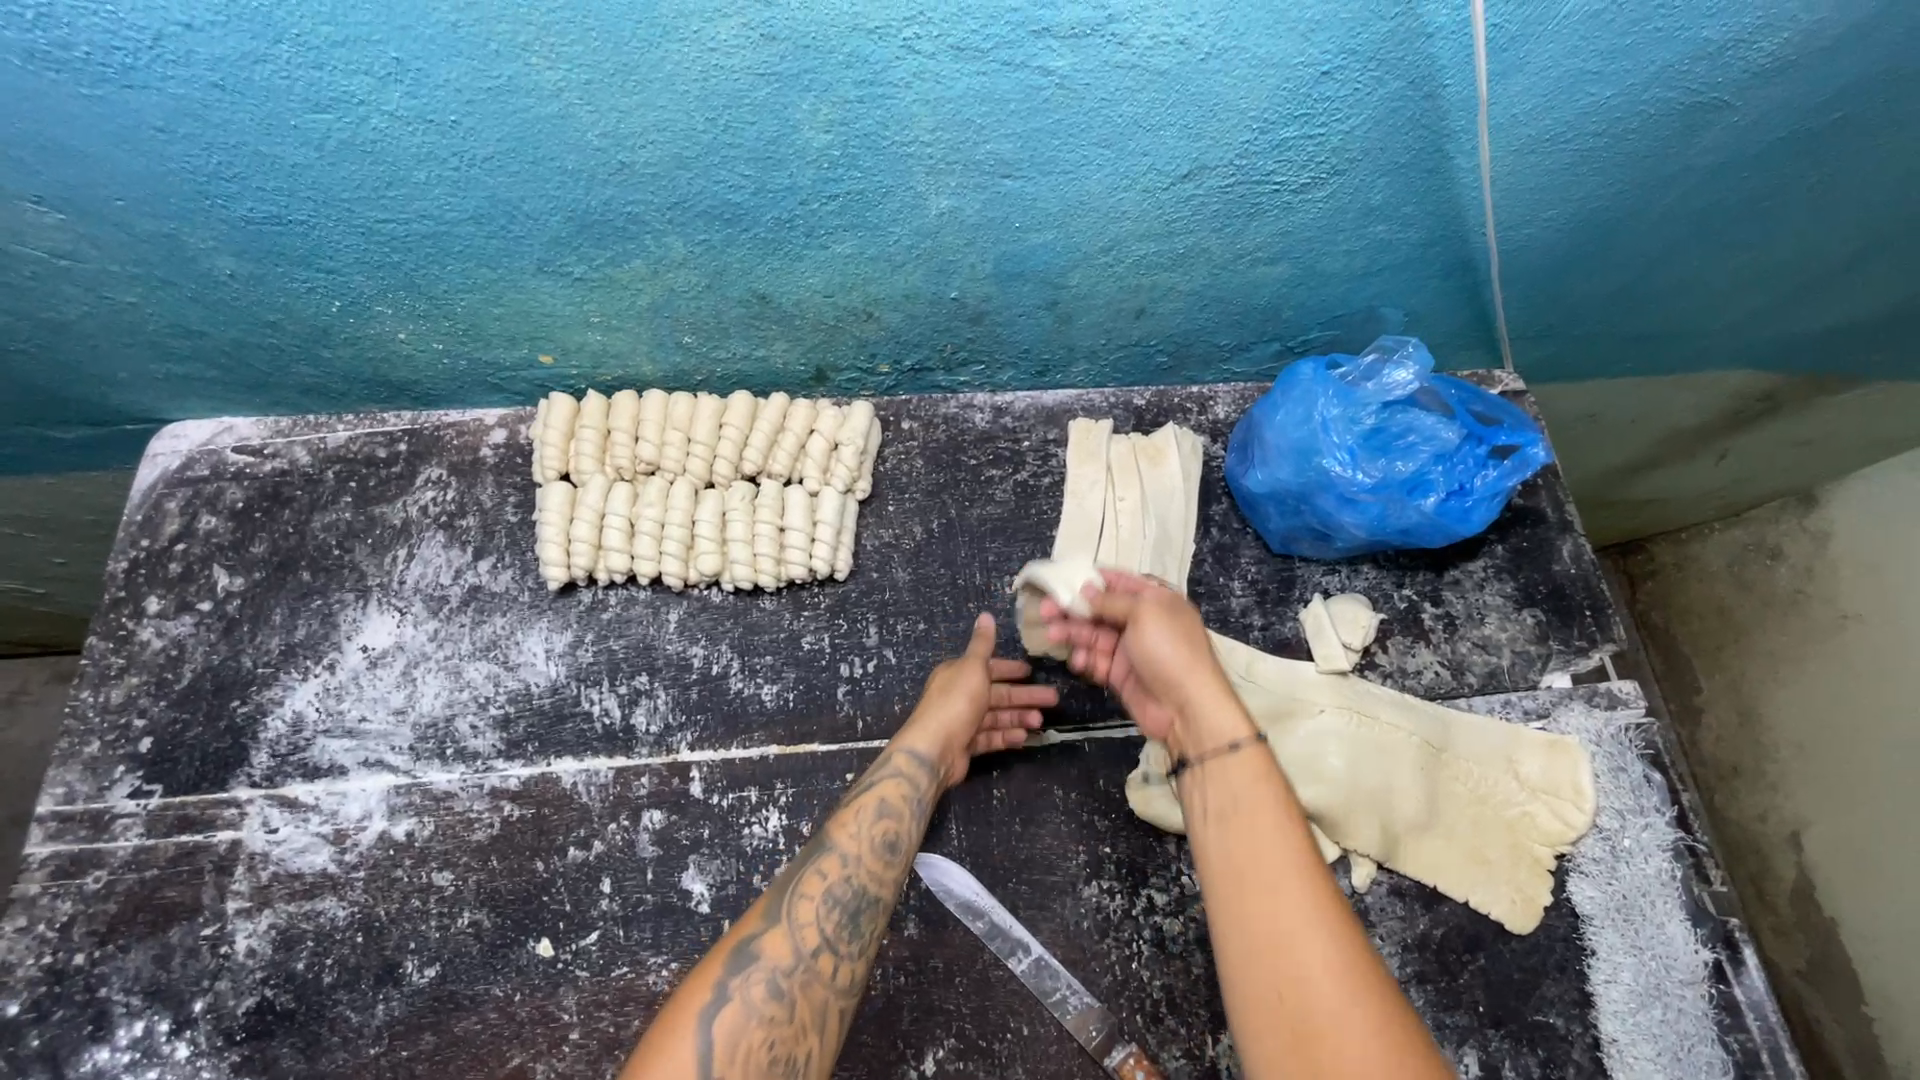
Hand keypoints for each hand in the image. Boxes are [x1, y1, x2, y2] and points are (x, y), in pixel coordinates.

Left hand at [894, 613, 1060, 789]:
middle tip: (1053, 699)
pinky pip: (991, 737)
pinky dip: (1007, 736)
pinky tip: (1024, 737)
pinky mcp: (966, 744)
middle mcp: (959, 695)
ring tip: (1040, 721)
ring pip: (996, 716)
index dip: (1010, 669)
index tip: (1031, 672)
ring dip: (1018, 717)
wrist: (933, 749)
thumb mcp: (972, 667)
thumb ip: (983, 644)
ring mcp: (963, 721)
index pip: (989, 668)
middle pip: (997, 693)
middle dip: (1024, 695)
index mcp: (958, 673)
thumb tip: (985, 614)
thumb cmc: (956, 703)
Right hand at [1039, 571, 1237, 745]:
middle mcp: (1141, 621)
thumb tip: (1085, 590)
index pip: (1119, 582)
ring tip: (1052, 635)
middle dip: (1072, 608)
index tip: (1062, 579)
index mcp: (1154, 599)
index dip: (1091, 579)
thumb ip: (1111, 601)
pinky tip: (1077, 660)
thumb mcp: (1144, 612)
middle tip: (1045, 610)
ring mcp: (1129, 649)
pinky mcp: (1119, 674)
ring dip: (1072, 633)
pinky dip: (1084, 659)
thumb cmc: (1170, 649)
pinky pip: (1096, 661)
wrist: (1187, 707)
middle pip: (1099, 609)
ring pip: (1093, 635)